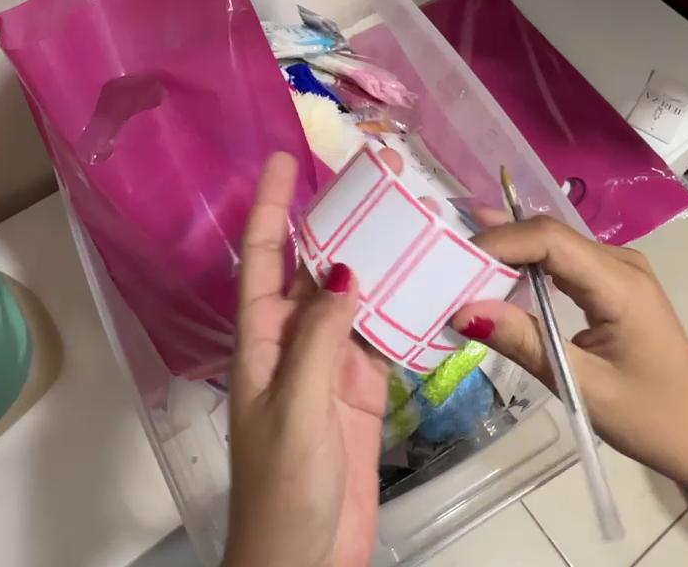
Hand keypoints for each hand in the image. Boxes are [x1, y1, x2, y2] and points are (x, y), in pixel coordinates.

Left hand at [223, 153, 389, 566]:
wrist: (308, 560)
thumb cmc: (284, 486)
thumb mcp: (294, 405)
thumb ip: (318, 338)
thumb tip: (345, 272)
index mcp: (261, 337)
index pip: (262, 258)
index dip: (269, 208)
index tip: (281, 161)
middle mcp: (294, 338)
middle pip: (314, 266)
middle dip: (334, 221)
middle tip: (370, 177)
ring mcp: (330, 361)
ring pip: (354, 295)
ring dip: (375, 259)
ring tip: (407, 216)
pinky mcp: (363, 386)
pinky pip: (382, 334)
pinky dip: (401, 308)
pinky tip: (425, 280)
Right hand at [450, 216, 687, 492]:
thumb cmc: (650, 419)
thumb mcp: (582, 386)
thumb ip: (523, 342)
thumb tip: (462, 311)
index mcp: (621, 284)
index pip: (549, 239)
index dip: (499, 241)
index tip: (453, 260)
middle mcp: (621, 262)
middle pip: (548, 234)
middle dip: (496, 242)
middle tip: (445, 259)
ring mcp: (618, 268)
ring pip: (551, 242)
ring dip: (507, 251)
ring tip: (460, 264)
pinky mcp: (611, 281)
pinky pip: (561, 259)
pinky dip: (526, 264)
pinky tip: (496, 274)